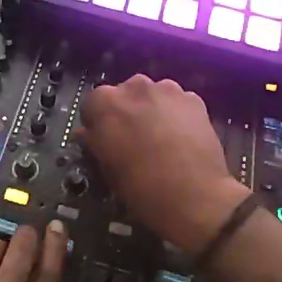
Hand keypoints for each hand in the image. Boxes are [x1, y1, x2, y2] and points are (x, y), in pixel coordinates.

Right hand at [78, 75, 250, 252]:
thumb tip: (86, 132)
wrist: (192, 195)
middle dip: (126, 110)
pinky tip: (181, 136)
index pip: (93, 103)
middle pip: (124, 93)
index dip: (97, 121)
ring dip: (151, 108)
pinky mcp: (194, 99)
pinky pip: (178, 102)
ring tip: (159, 135)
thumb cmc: (138, 184)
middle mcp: (133, 87)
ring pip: (153, 94)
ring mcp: (167, 90)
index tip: (104, 137)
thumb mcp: (106, 166)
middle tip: (133, 135)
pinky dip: (176, 113)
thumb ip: (94, 141)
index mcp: (104, 102)